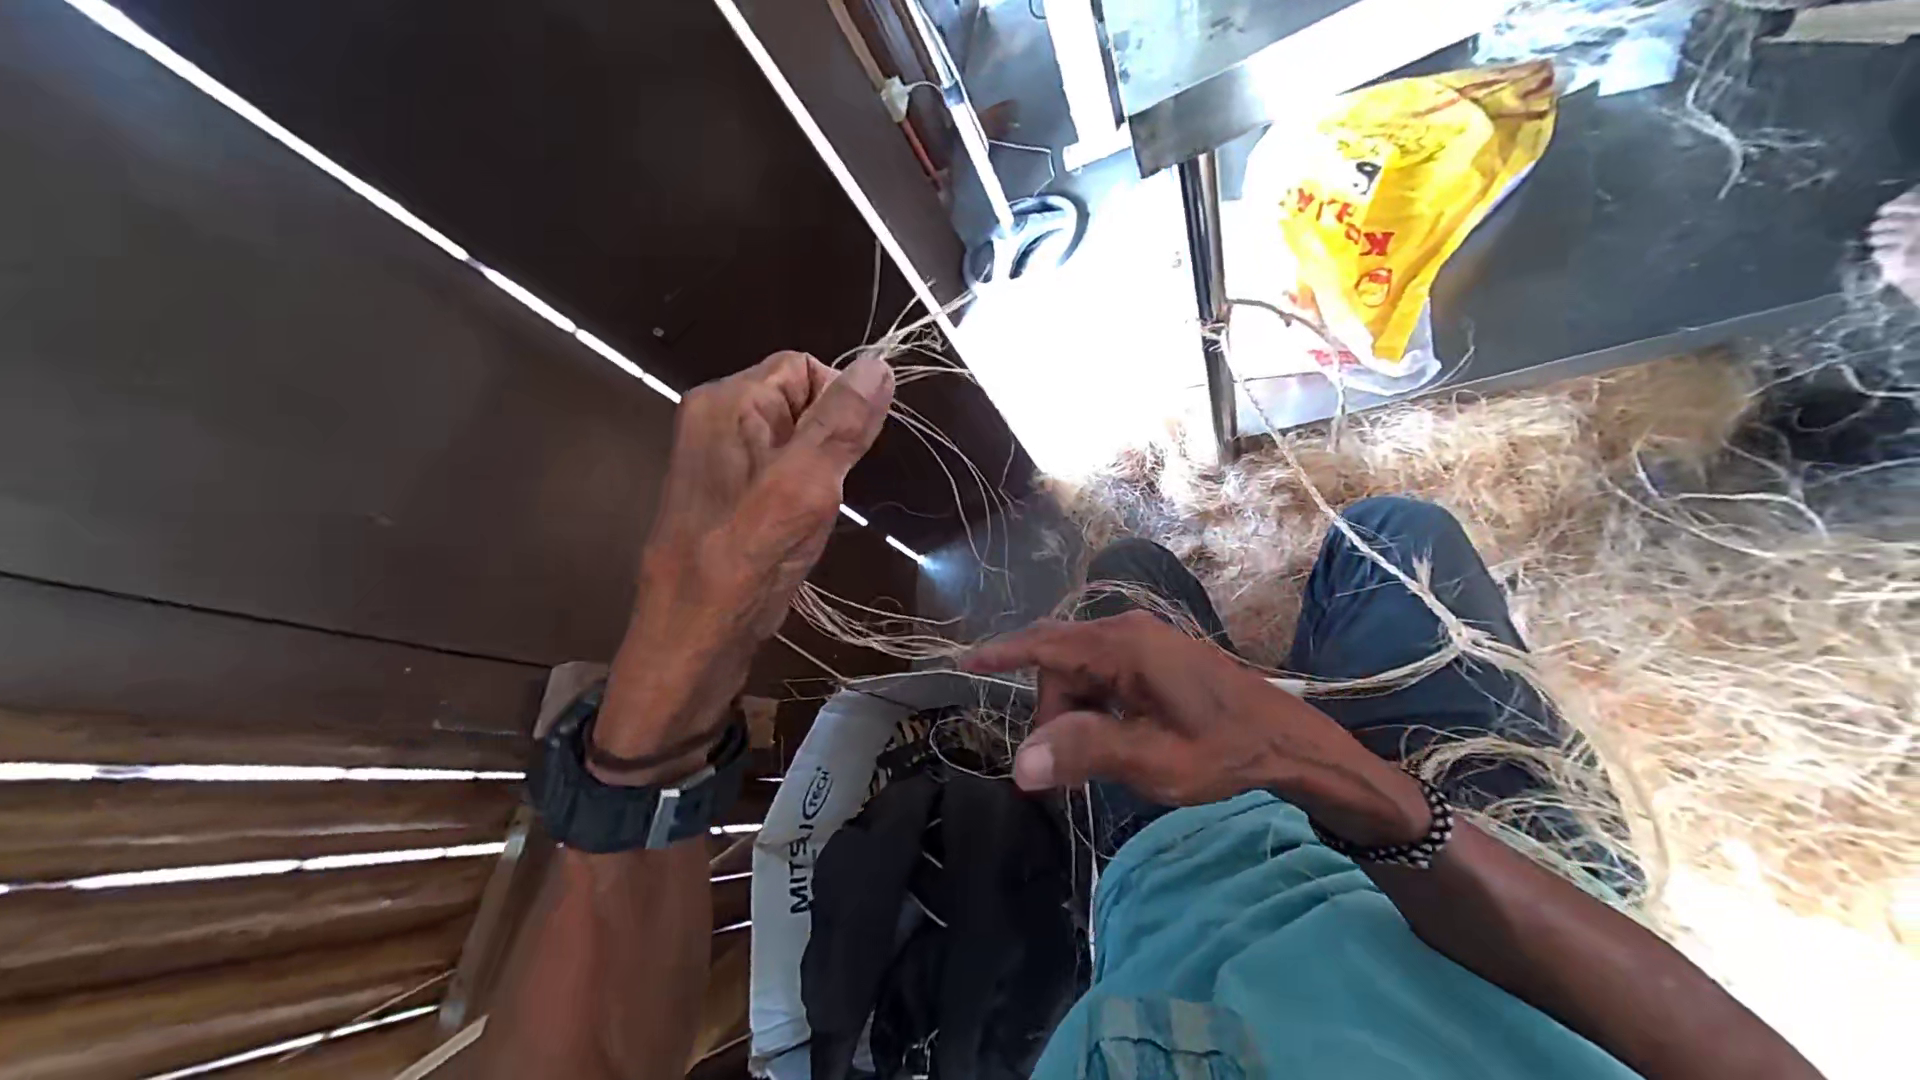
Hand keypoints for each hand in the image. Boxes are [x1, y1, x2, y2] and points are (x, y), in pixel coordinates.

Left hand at [594, 351, 894, 777]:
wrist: (693, 642)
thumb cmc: (745, 561)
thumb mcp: (804, 484)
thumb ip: (842, 422)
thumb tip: (881, 362)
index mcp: (726, 403)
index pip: (804, 367)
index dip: (838, 403)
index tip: (844, 457)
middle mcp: (718, 421)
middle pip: (803, 402)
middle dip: (828, 447)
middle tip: (818, 496)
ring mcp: (723, 461)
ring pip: (800, 443)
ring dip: (819, 478)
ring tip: (804, 519)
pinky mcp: (731, 496)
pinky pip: (785, 475)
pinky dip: (805, 498)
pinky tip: (796, 532)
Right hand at [960, 611, 1430, 845]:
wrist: (1287, 739)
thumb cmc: (1224, 750)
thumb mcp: (1155, 760)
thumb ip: (1086, 752)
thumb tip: (1021, 764)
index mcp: (1125, 646)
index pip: (1045, 643)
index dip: (1001, 653)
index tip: (965, 663)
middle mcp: (1127, 630)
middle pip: (1059, 666)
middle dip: (1053, 714)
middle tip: (1068, 770)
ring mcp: (1140, 639)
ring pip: (1077, 672)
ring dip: (1075, 714)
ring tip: (1102, 758)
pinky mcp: (1149, 653)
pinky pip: (1100, 674)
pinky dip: (1094, 706)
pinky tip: (1117, 735)